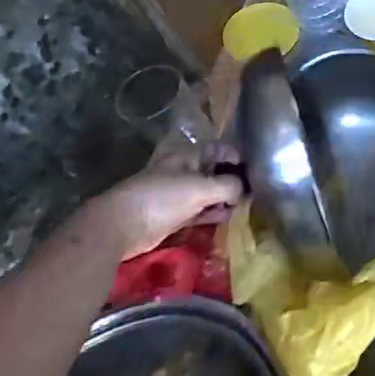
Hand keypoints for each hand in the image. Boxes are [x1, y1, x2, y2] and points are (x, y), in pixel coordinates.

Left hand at [97, 140, 244, 257]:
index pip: (219, 148)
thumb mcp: (200, 187)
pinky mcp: (172, 216)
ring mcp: (177, 195)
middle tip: (253, 191)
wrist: (120, 227)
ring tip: (243, 206)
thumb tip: (244, 189)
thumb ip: (228, 185)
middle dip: (232, 179)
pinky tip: (226, 218)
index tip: (255, 169)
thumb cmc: (162, 198)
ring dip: (224, 199)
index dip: (237, 155)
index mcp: (188, 156)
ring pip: (207, 193)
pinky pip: (198, 211)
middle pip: (214, 171)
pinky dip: (212, 213)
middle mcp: (184, 171)